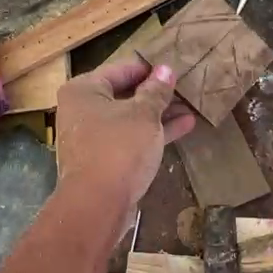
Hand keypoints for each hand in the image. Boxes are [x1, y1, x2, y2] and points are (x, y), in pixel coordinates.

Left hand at [55, 60, 196, 207]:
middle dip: (155, 94)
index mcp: (84, 91)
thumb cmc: (119, 148)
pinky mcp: (103, 159)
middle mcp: (82, 110)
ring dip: (158, 114)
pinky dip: (152, 133)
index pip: (120, 69)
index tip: (173, 69)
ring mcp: (92, 137)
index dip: (148, 69)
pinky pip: (130, 138)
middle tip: (183, 88)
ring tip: (190, 107)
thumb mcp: (144, 115)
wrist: (98, 203)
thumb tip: (166, 70)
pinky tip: (184, 127)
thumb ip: (156, 91)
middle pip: (124, 95)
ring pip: (130, 118)